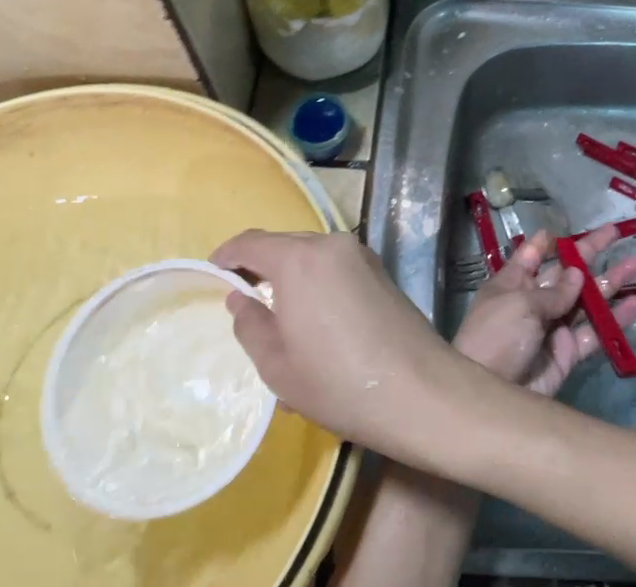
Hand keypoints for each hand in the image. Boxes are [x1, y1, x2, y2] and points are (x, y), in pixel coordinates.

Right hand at [210, 230, 470, 453]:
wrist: (421, 393)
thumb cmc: (339, 383)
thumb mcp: (278, 365)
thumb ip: (250, 324)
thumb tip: (240, 298)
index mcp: (299, 259)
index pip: (251, 243)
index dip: (227, 256)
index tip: (213, 274)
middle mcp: (332, 245)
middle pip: (284, 244)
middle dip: (260, 266)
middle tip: (243, 299)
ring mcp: (362, 256)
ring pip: (312, 256)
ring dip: (291, 276)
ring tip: (278, 317)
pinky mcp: (382, 273)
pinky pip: (336, 268)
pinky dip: (316, 283)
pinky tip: (314, 322)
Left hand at [453, 224, 635, 396]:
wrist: (493, 394)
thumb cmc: (496, 337)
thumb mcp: (520, 305)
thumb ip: (553, 292)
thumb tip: (577, 275)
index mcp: (513, 283)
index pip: (533, 254)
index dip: (551, 241)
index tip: (571, 228)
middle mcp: (533, 301)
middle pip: (566, 273)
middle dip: (590, 254)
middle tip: (617, 233)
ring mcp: (552, 328)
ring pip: (586, 300)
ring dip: (609, 282)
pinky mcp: (568, 353)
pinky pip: (595, 332)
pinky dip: (615, 320)